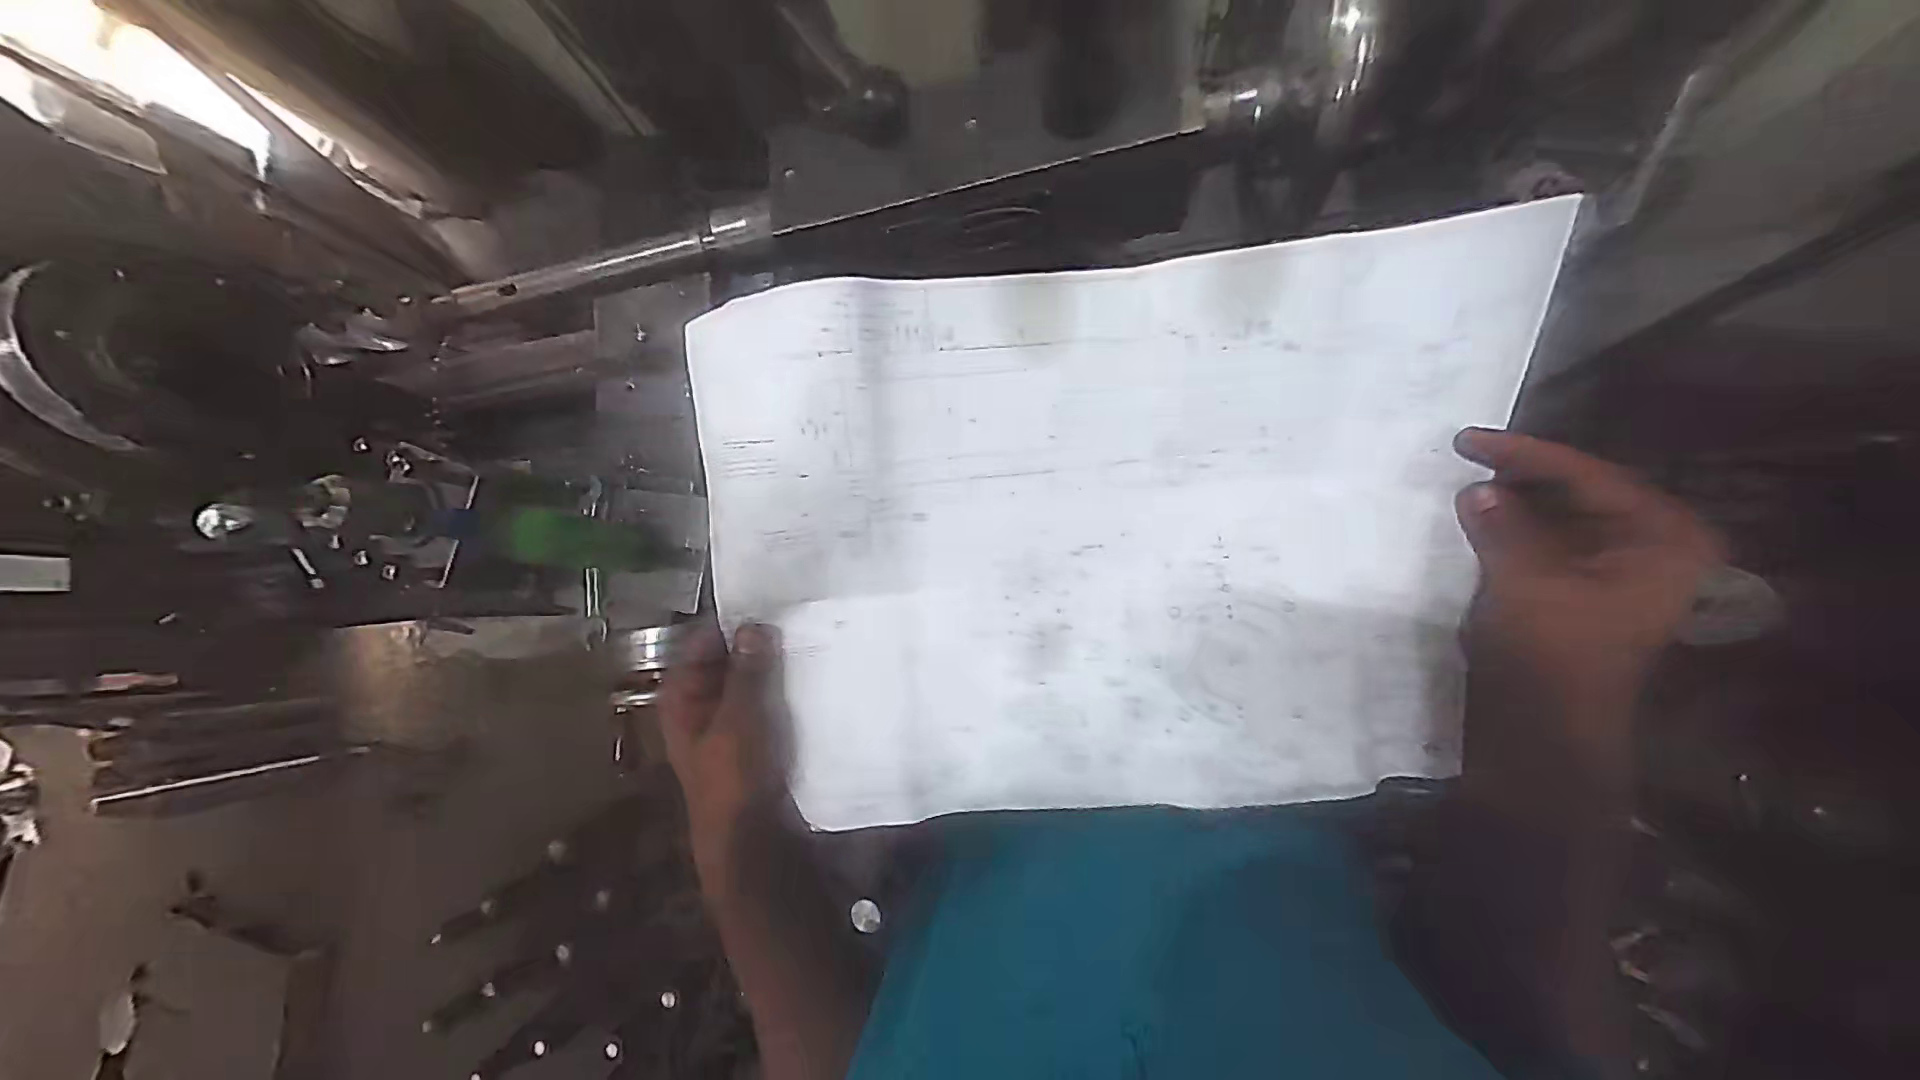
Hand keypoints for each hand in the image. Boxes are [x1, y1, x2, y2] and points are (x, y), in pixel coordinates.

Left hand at [660, 621, 788, 873]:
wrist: (749, 837)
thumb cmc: (733, 777)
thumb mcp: (738, 719)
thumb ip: (747, 671)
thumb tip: (754, 625)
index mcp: (683, 693)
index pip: (705, 640)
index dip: (734, 620)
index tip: (771, 600)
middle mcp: (702, 699)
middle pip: (729, 656)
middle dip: (759, 640)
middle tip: (798, 617)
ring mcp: (729, 715)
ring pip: (752, 676)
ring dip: (775, 662)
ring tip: (809, 637)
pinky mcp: (754, 730)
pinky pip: (768, 696)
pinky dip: (783, 684)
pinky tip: (810, 671)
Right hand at [1453, 428, 1720, 708]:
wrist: (1546, 722)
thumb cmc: (1551, 654)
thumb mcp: (1524, 584)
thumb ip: (1503, 530)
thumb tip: (1477, 489)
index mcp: (1662, 540)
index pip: (1590, 477)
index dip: (1526, 455)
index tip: (1470, 439)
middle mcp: (1649, 546)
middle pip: (1580, 490)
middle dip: (1522, 472)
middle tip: (1467, 452)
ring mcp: (1614, 566)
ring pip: (1560, 512)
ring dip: (1514, 496)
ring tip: (1467, 477)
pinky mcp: (1578, 583)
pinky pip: (1545, 536)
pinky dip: (1511, 522)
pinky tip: (1478, 512)